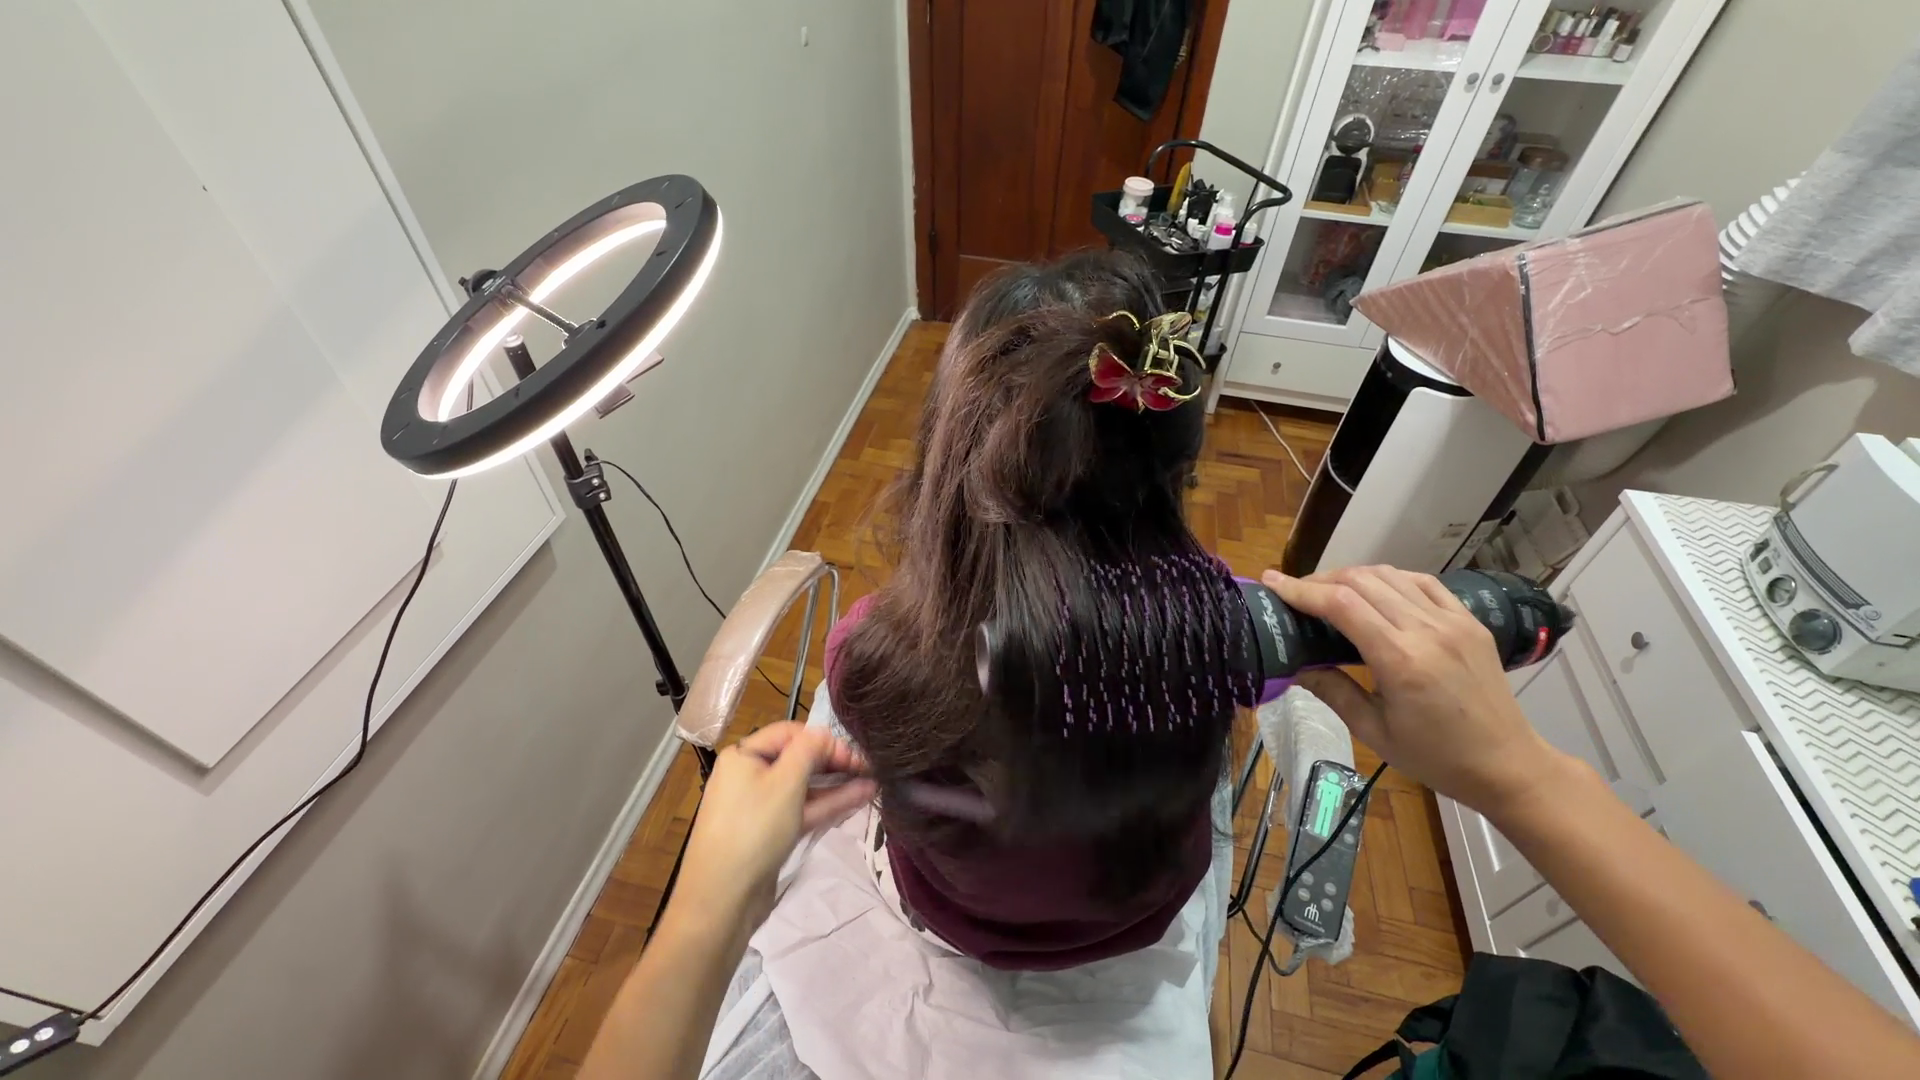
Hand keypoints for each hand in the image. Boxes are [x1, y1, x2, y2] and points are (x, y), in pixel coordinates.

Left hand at [672, 723, 876, 935]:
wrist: (722, 899)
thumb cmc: (753, 828)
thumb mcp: (785, 782)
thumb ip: (810, 751)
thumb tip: (825, 734)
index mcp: (744, 755)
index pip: (790, 733)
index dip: (823, 739)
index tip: (853, 754)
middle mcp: (749, 775)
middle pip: (798, 759)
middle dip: (834, 762)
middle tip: (869, 768)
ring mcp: (760, 806)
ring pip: (804, 787)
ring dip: (837, 784)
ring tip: (873, 783)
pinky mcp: (770, 832)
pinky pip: (802, 809)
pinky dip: (827, 804)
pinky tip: (859, 798)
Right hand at [1263, 566, 1561, 814]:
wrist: (1508, 764)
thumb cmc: (1436, 757)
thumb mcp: (1373, 732)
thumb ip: (1332, 691)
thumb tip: (1294, 665)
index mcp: (1401, 660)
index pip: (1341, 605)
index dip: (1301, 590)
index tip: (1270, 582)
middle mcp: (1427, 630)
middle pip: (1362, 581)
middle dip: (1319, 580)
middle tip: (1293, 592)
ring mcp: (1452, 621)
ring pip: (1390, 575)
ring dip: (1352, 575)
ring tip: (1328, 590)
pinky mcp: (1468, 620)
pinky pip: (1422, 583)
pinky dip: (1390, 579)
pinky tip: (1374, 590)